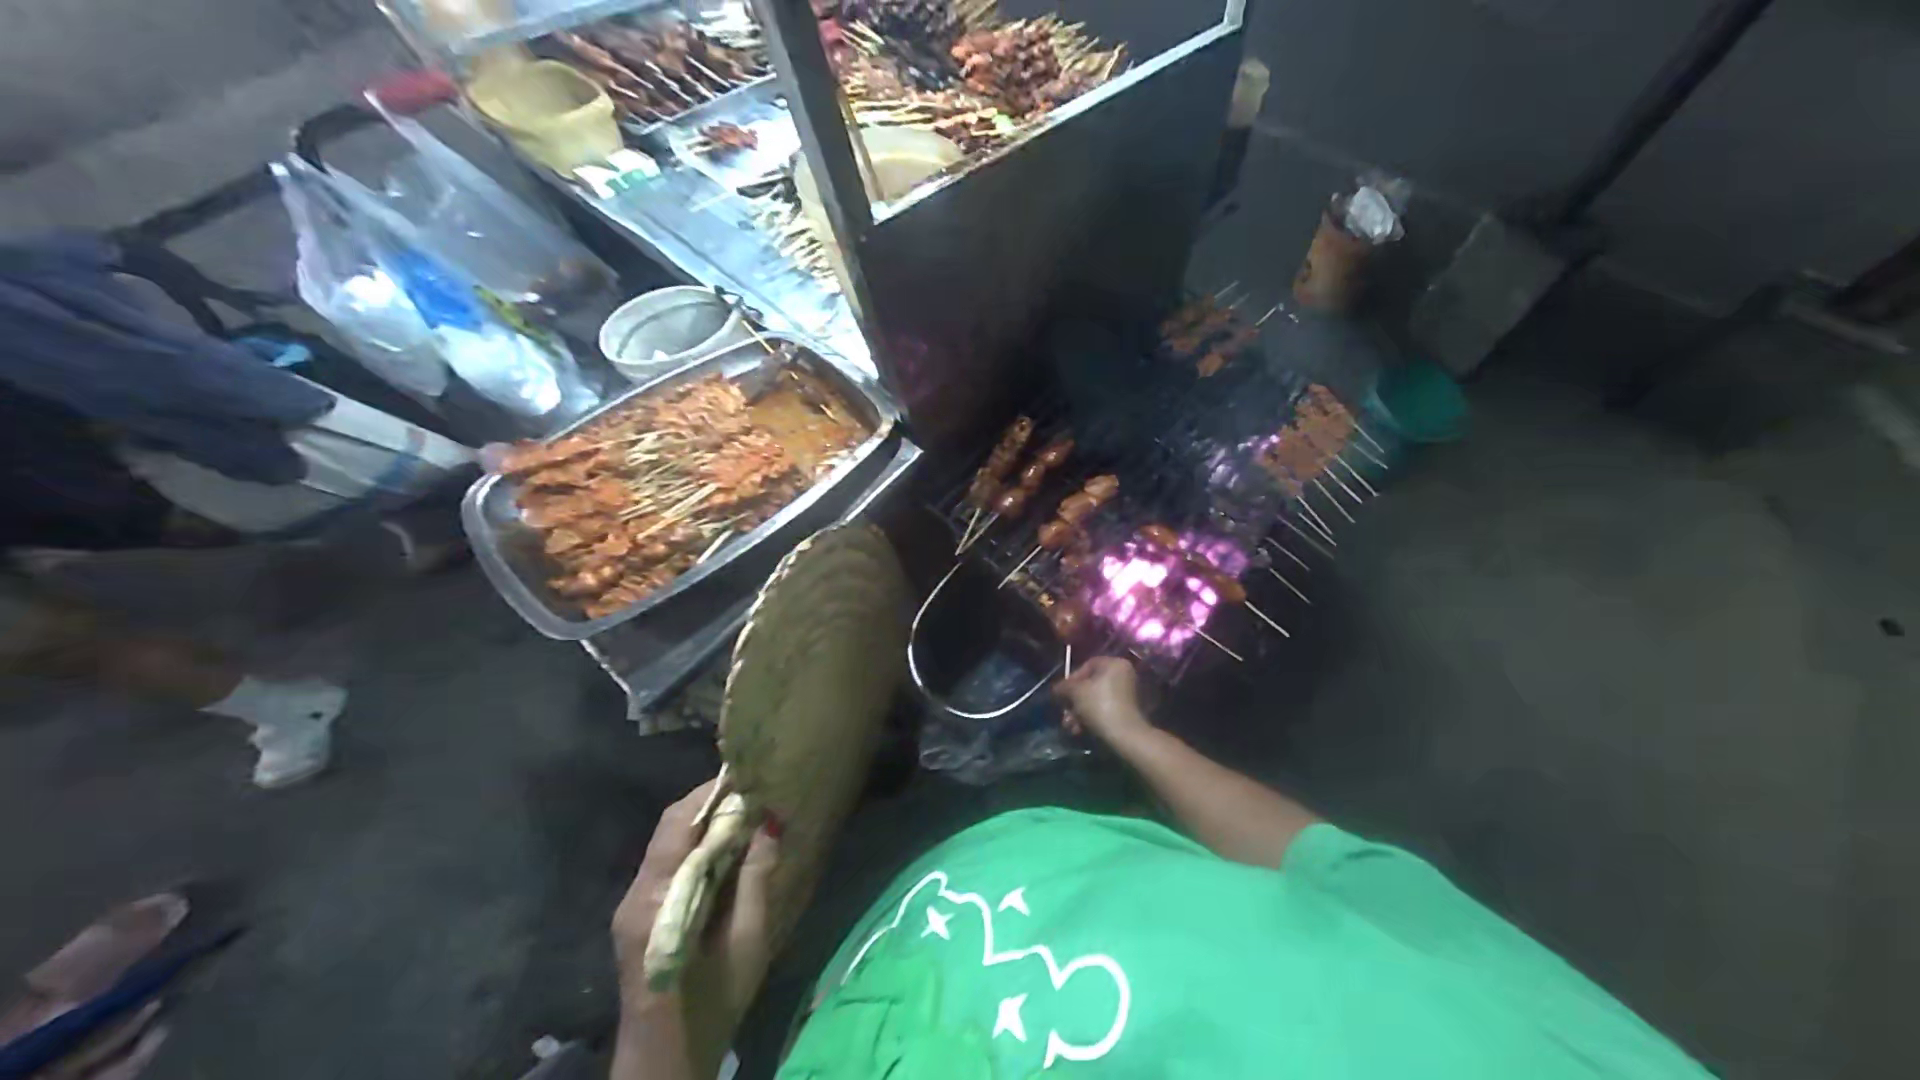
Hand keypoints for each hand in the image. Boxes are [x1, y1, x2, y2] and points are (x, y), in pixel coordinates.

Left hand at [612, 778, 779, 1071]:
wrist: (665, 1061)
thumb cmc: (713, 1002)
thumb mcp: (747, 940)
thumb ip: (755, 877)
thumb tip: (771, 821)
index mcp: (657, 898)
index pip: (678, 824)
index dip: (712, 795)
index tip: (749, 778)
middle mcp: (636, 893)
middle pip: (670, 828)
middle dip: (710, 805)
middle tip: (752, 795)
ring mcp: (632, 905)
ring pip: (668, 844)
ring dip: (704, 825)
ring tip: (745, 818)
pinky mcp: (638, 916)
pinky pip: (668, 865)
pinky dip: (697, 849)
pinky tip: (725, 853)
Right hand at [1053, 657, 1150, 745]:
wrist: (1124, 735)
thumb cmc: (1099, 705)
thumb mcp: (1075, 692)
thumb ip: (1063, 687)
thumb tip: (1056, 689)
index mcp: (1115, 664)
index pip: (1087, 665)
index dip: (1071, 679)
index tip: (1062, 693)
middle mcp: (1123, 675)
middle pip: (1089, 685)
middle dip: (1073, 701)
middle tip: (1064, 712)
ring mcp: (1125, 694)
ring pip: (1094, 699)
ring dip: (1078, 712)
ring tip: (1069, 726)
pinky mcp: (1125, 711)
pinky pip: (1103, 709)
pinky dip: (1089, 718)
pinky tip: (1078, 730)